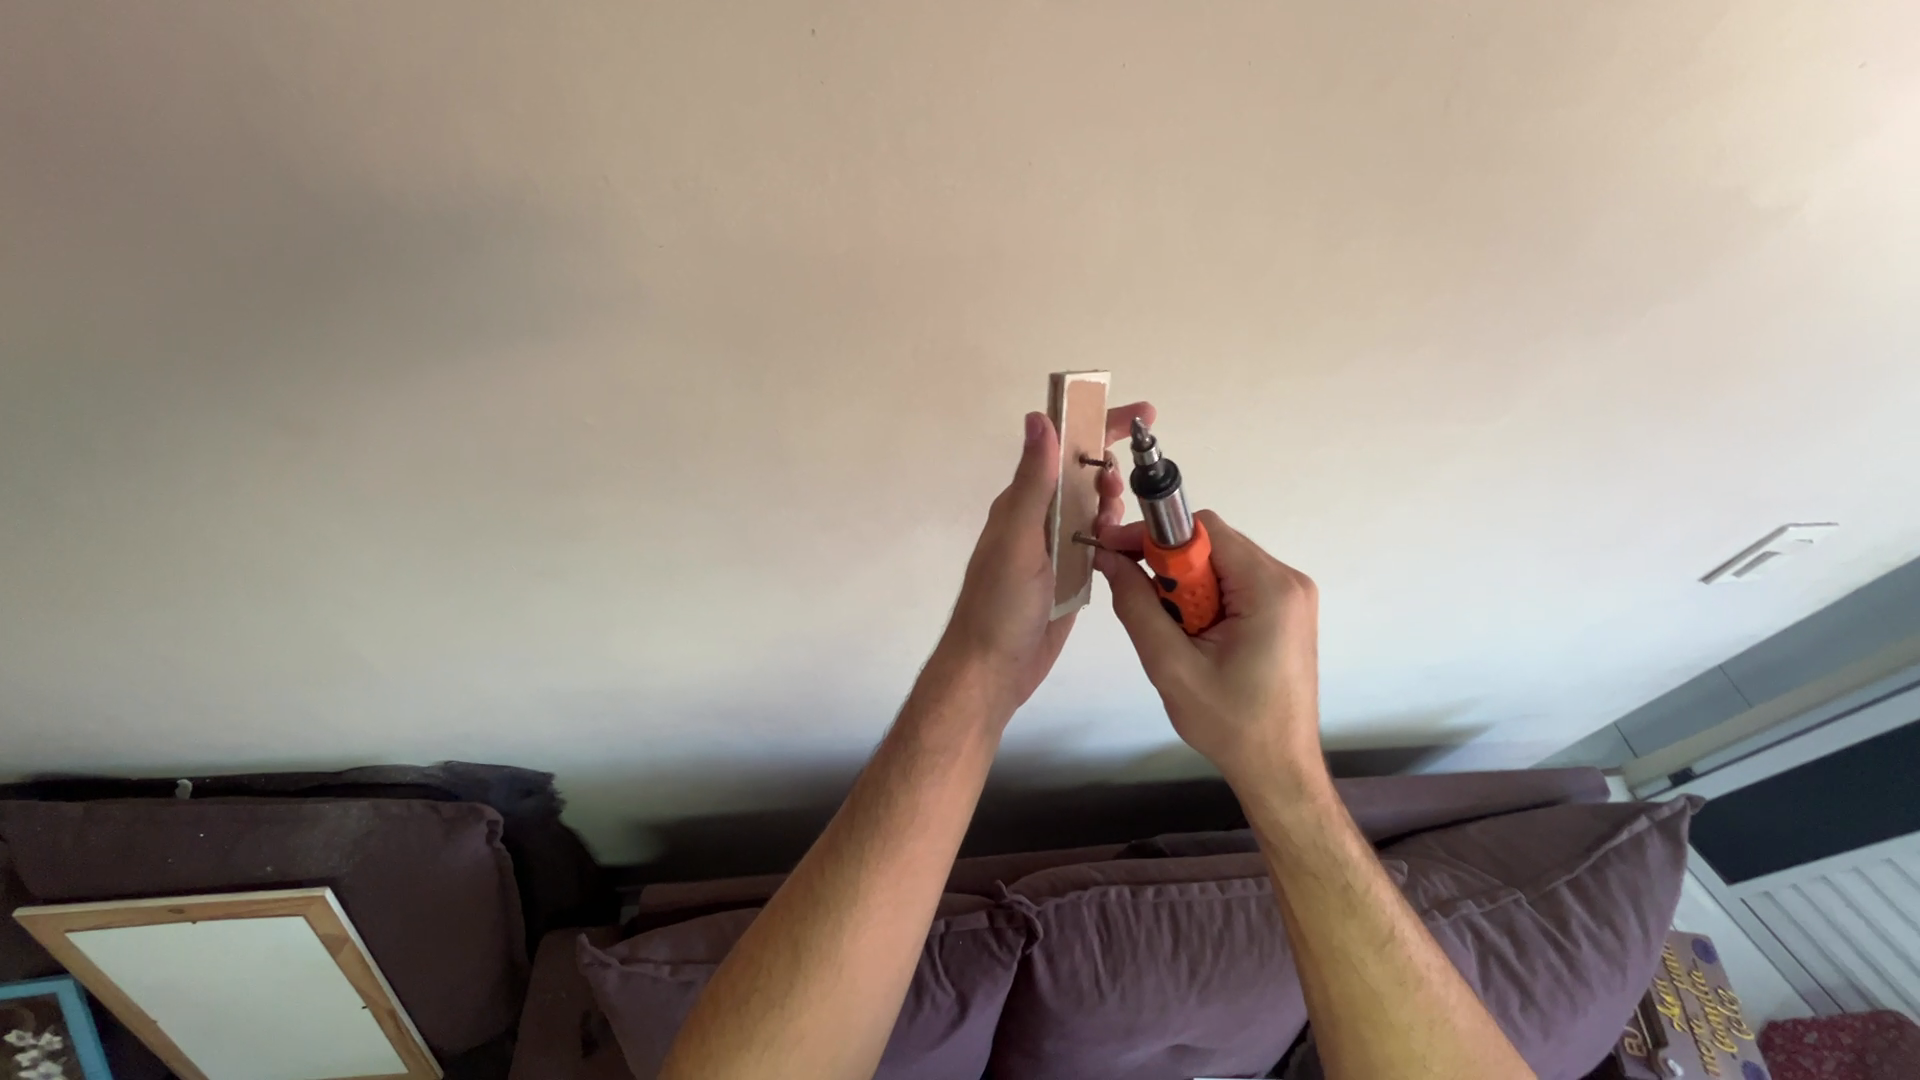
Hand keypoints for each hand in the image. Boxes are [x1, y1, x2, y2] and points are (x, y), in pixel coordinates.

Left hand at [934, 401, 1156, 717]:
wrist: (995, 667)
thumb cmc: (999, 603)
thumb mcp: (1017, 537)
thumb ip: (1032, 481)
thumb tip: (1039, 418)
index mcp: (1022, 503)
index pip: (1062, 449)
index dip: (1098, 425)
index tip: (1142, 413)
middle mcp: (1040, 519)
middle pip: (1083, 477)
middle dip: (1109, 471)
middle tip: (1117, 491)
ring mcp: (1058, 549)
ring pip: (1096, 511)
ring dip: (1114, 506)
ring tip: (1117, 524)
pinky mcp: (1073, 576)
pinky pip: (1102, 546)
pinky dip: (1118, 538)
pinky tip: (1128, 545)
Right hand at [1094, 510, 1321, 787]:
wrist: (1279, 768)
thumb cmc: (1230, 724)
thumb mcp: (1171, 666)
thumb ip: (1137, 606)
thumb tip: (1108, 559)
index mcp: (1269, 589)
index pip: (1203, 529)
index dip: (1153, 535)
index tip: (1115, 552)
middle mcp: (1288, 581)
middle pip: (1212, 543)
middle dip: (1168, 568)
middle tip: (1143, 605)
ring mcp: (1291, 595)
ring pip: (1219, 563)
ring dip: (1184, 587)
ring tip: (1171, 631)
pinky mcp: (1285, 611)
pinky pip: (1233, 583)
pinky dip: (1203, 598)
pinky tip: (1193, 634)